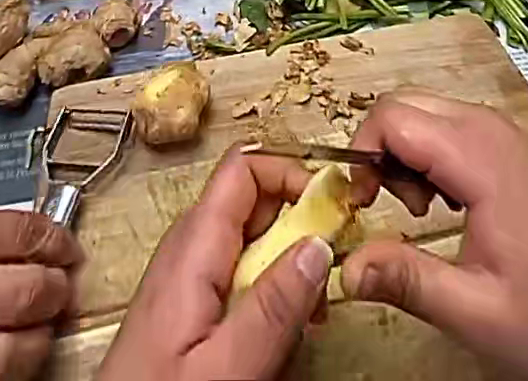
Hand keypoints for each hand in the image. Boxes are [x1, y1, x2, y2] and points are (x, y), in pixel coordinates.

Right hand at [0, 208, 81, 379]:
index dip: (55, 238)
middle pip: (35, 288)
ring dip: (41, 335)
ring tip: (45, 325)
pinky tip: (5, 362)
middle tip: (63, 281)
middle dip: (58, 285)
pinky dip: (5, 373)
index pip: (25, 231)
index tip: (64, 243)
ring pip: (23, 349)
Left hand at [98, 148, 332, 380]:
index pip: (243, 166)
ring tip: (313, 314)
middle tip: (334, 271)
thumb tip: (318, 244)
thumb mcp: (228, 364)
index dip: (290, 172)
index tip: (334, 207)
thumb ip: (274, 305)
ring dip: (291, 264)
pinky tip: (285, 332)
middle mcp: (192, 239)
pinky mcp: (196, 292)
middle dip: (300, 224)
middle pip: (255, 198)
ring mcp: (192, 264)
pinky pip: (244, 270)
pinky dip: (273, 289)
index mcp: (196, 240)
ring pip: (255, 237)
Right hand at [340, 92, 527, 380]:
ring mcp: (509, 135)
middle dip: (379, 147)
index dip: (361, 153)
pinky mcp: (522, 150)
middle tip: (391, 203)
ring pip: (426, 112)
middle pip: (402, 105)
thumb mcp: (484, 316)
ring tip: (423, 207)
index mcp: (476, 155)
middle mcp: (489, 128)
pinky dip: (433, 152)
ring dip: (406, 151)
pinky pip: (453, 126)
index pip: (389, 117)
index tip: (364, 202)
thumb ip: (406, 281)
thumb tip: (342, 268)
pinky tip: (453, 202)